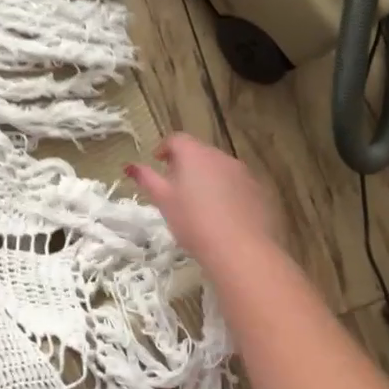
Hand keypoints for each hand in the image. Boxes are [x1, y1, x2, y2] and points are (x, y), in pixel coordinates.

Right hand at [126, 134, 285, 267]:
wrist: (240, 249)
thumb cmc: (193, 222)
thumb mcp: (163, 201)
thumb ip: (146, 179)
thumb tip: (129, 165)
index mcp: (194, 154)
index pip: (176, 139)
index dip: (164, 148)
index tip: (158, 163)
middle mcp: (220, 156)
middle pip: (199, 152)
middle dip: (186, 164)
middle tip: (175, 187)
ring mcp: (243, 173)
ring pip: (219, 168)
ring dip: (207, 177)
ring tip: (198, 203)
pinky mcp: (259, 190)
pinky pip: (236, 184)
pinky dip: (226, 191)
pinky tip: (221, 215)